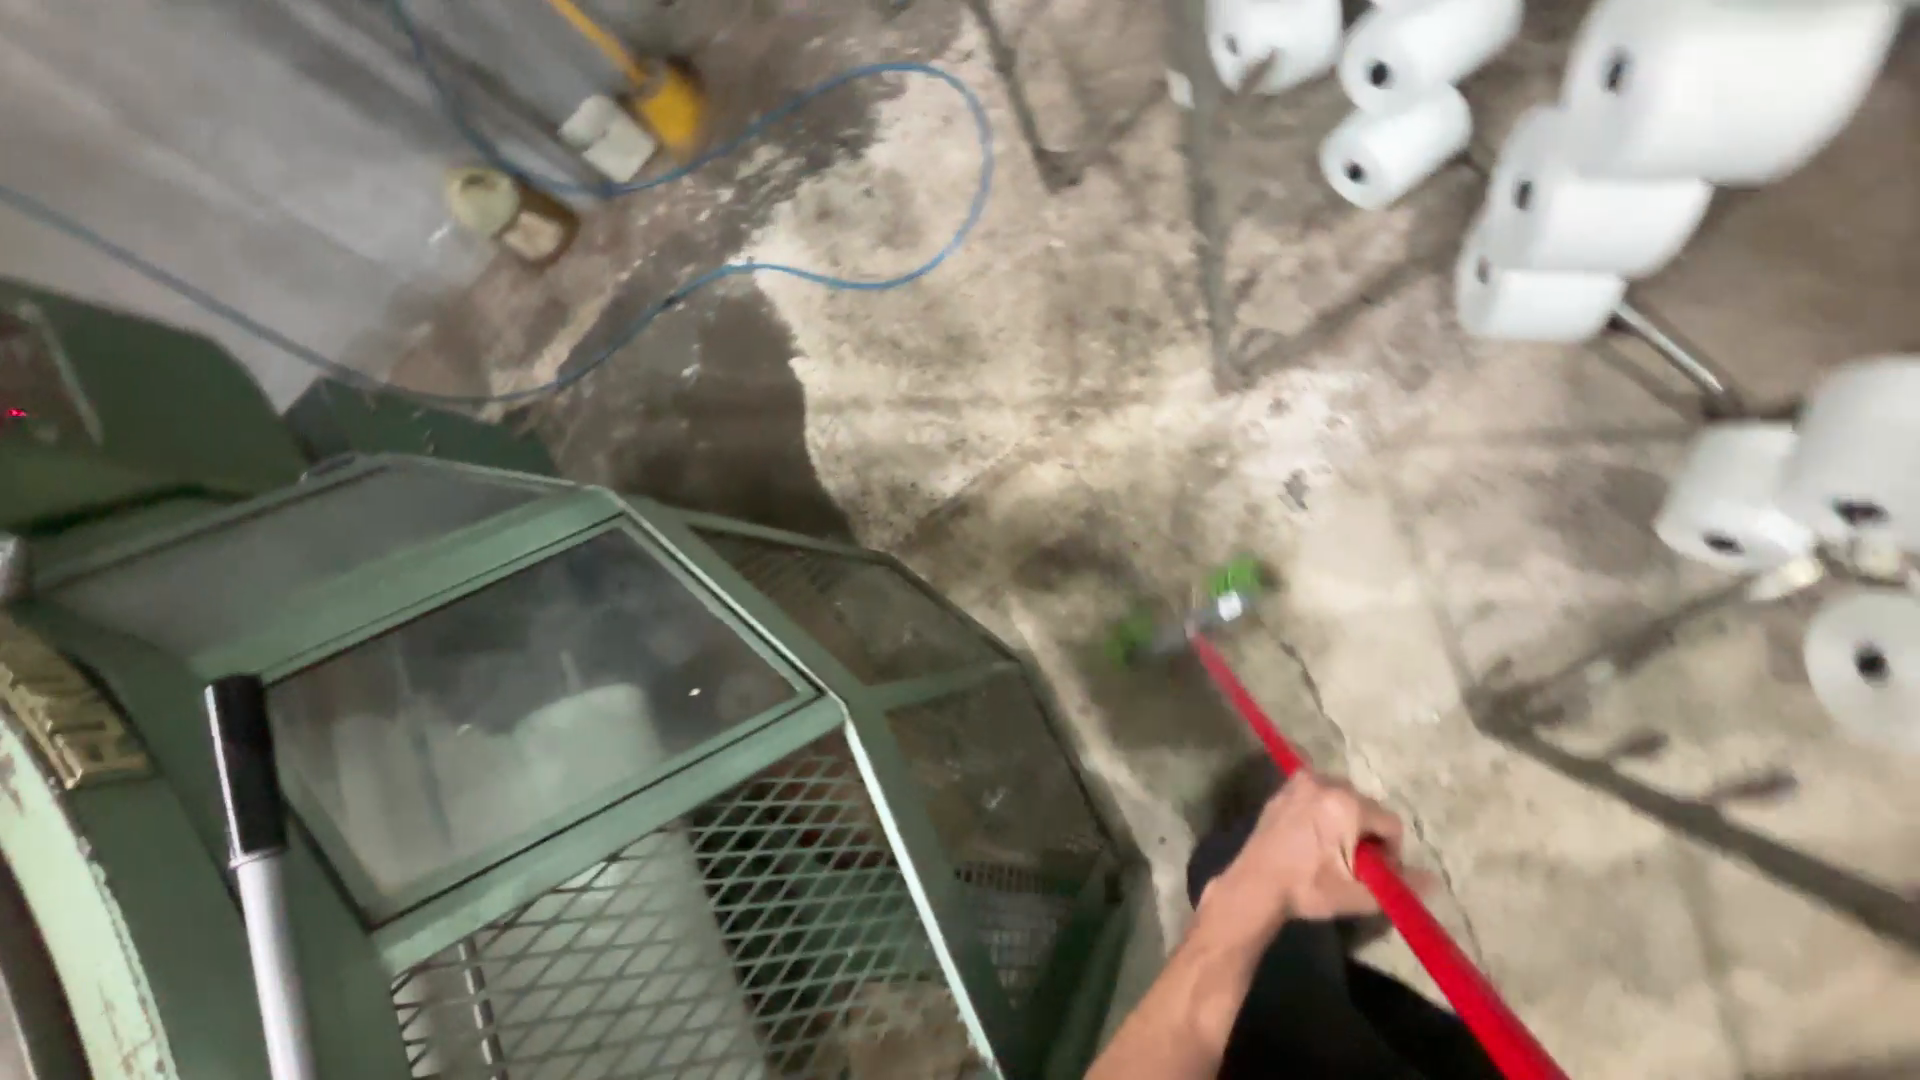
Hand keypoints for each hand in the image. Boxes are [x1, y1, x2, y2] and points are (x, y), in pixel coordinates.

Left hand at [1199, 770, 1410, 934]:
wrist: (1256, 883)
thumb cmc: (1307, 887)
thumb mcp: (1358, 894)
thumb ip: (1399, 885)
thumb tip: (1433, 881)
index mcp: (1346, 805)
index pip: (1390, 823)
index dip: (1391, 850)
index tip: (1376, 870)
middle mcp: (1323, 783)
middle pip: (1365, 805)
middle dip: (1367, 831)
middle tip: (1355, 860)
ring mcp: (1299, 783)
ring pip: (1340, 796)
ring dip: (1345, 817)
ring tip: (1334, 849)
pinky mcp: (1281, 790)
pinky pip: (1315, 793)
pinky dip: (1322, 809)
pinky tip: (1313, 836)